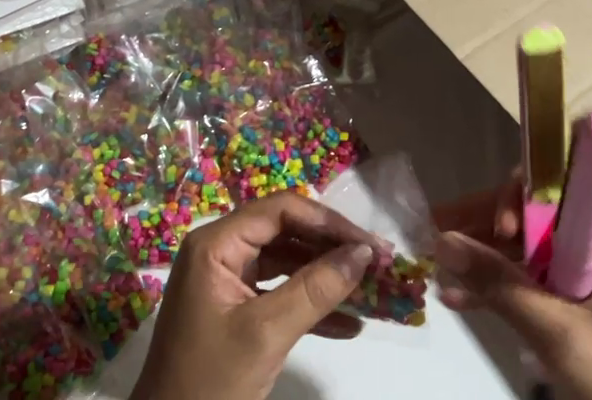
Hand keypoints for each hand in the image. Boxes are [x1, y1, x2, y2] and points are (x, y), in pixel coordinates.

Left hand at [131, 192, 386, 399]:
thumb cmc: (211, 381)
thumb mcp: (267, 333)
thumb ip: (315, 288)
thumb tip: (363, 253)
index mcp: (215, 243)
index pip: (280, 211)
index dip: (329, 223)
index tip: (371, 245)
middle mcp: (220, 251)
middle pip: (285, 232)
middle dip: (333, 249)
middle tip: (380, 264)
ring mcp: (227, 280)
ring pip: (287, 263)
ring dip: (328, 277)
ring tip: (374, 291)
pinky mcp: (235, 310)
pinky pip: (279, 294)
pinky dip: (312, 306)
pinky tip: (350, 325)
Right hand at [432, 179, 591, 399]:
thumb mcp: (560, 336)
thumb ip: (501, 286)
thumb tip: (442, 240)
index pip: (560, 185)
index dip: (520, 194)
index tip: (493, 226)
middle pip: (535, 212)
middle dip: (484, 221)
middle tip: (435, 230)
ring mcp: (591, 274)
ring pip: (527, 245)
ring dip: (484, 254)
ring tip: (436, 262)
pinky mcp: (581, 302)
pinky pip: (533, 277)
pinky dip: (498, 284)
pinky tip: (458, 298)